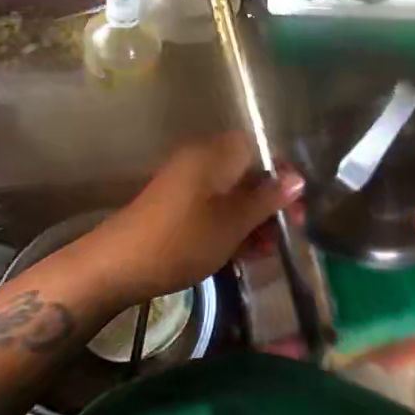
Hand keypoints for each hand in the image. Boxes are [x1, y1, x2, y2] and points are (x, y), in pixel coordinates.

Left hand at [82, 131, 301, 304]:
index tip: (298, 204)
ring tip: (266, 250)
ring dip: (253, 219)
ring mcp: (187, 185)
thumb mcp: (233, 223)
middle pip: (248, 173)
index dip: (283, 172)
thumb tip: (298, 179)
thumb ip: (268, 199)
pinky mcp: (177, 208)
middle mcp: (202, 162)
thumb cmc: (182, 240)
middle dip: (270, 202)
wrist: (116, 266)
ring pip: (232, 195)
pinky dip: (231, 226)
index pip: (261, 148)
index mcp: (215, 155)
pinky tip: (244, 253)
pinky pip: (214, 209)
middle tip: (288, 231)